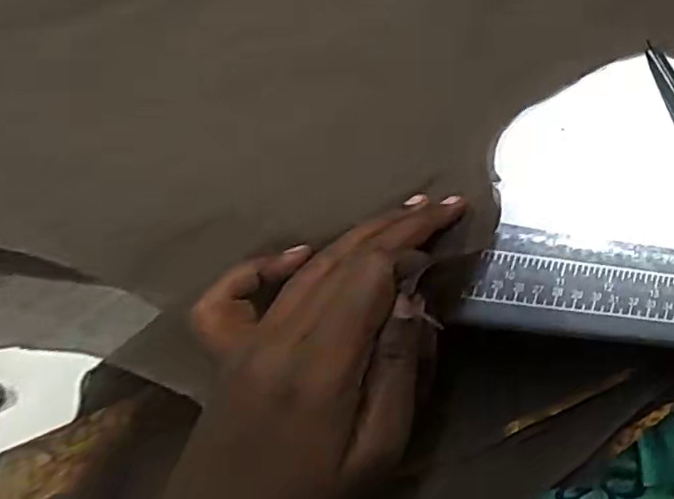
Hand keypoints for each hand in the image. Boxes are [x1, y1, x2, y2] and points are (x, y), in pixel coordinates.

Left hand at [164, 194, 466, 498]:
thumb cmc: (318, 496)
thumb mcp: (378, 450)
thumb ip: (397, 368)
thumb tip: (411, 296)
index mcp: (320, 365)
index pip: (370, 271)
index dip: (414, 238)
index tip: (452, 224)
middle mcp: (278, 342)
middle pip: (345, 257)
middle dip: (400, 223)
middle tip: (445, 203)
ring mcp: (244, 347)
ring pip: (309, 266)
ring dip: (360, 231)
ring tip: (405, 211)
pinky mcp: (222, 360)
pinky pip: (227, 298)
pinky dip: (260, 265)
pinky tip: (297, 253)